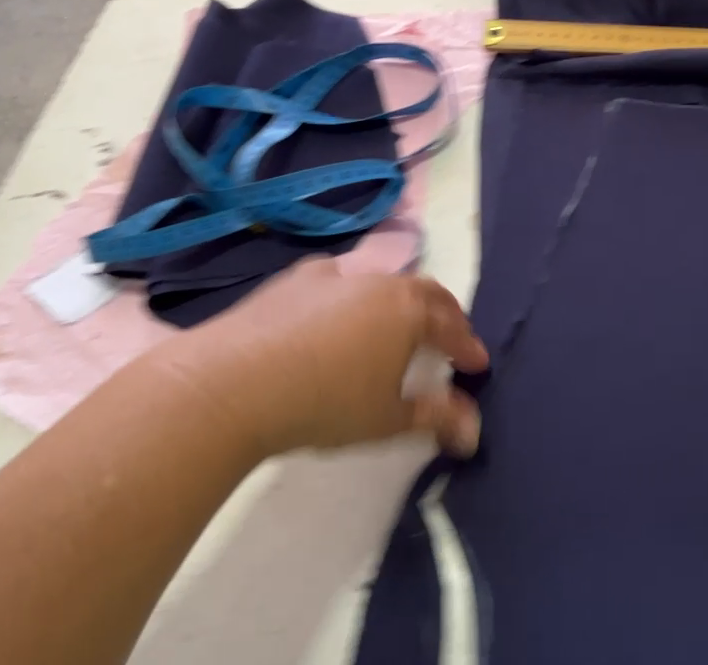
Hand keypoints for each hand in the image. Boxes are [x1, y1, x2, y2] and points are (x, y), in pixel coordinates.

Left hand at [142, 260, 488, 460]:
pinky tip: (336, 314)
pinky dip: (350, 297)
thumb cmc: (324, 403)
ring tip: (394, 326)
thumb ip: (435, 418)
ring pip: (380, 283)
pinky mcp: (292, 281)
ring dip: (397, 303)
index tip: (477, 364)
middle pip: (423, 293)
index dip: (468, 346)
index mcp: (409, 311)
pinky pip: (336, 283)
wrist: (230, 383)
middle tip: (448, 338)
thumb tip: (472, 430)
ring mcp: (333, 277)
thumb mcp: (387, 420)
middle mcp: (378, 283)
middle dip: (442, 315)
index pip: (452, 326)